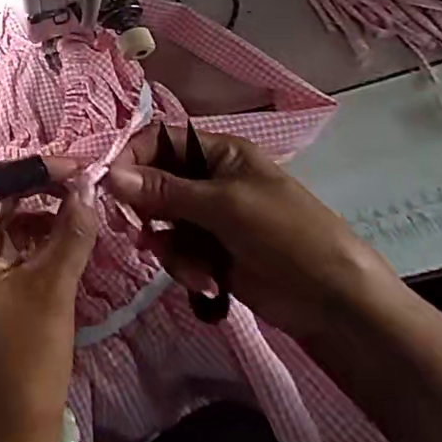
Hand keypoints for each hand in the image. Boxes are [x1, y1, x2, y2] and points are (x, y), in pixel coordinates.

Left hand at [0, 157, 97, 441]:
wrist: (18, 422)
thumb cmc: (29, 355)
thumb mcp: (53, 288)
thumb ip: (72, 232)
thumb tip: (89, 186)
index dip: (33, 170)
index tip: (76, 168)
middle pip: (0, 198)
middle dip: (42, 186)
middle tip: (86, 182)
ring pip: (12, 218)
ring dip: (46, 208)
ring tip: (85, 203)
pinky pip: (18, 241)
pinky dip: (45, 232)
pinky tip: (73, 232)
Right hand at [104, 126, 393, 339]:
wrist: (332, 299)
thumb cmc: (285, 233)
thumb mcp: (225, 206)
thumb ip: (165, 191)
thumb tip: (110, 175)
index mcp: (218, 154)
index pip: (160, 142)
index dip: (133, 158)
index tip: (111, 185)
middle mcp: (208, 180)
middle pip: (153, 182)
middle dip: (145, 208)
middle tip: (136, 229)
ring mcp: (207, 218)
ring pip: (160, 221)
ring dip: (166, 244)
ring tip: (187, 264)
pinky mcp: (208, 252)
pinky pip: (175, 250)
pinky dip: (182, 265)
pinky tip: (203, 280)